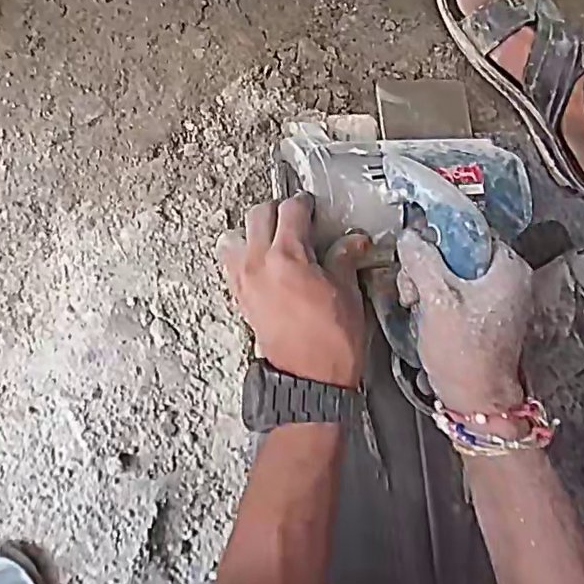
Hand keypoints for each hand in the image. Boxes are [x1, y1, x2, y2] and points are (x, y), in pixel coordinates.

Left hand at [218, 195, 371, 387]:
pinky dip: (242, 255)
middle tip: (296, 220)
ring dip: (253, 232)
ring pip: (235, 236)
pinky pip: (230, 262)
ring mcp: (243, 280)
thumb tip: (353, 242)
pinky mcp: (238, 296)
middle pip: (257, 214)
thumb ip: (344, 259)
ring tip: (274, 240)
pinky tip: (264, 264)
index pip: (290, 209)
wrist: (309, 379)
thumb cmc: (331, 342)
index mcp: (287, 257)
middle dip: (277, 211)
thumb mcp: (347, 293)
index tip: (313, 208)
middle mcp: (258, 263)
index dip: (305, 204)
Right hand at [396, 229, 532, 417]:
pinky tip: (422, 311)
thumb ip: (421, 260)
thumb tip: (409, 236)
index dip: (438, 236)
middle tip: (413, 288)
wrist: (475, 398)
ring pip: (450, 270)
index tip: (416, 248)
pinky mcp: (482, 313)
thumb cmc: (464, 351)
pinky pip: (453, 289)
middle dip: (427, 265)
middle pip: (456, 251)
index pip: (470, 230)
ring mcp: (495, 297)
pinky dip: (434, 296)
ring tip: (415, 304)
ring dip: (425, 282)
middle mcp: (507, 278)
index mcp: (508, 268)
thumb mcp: (436, 298)